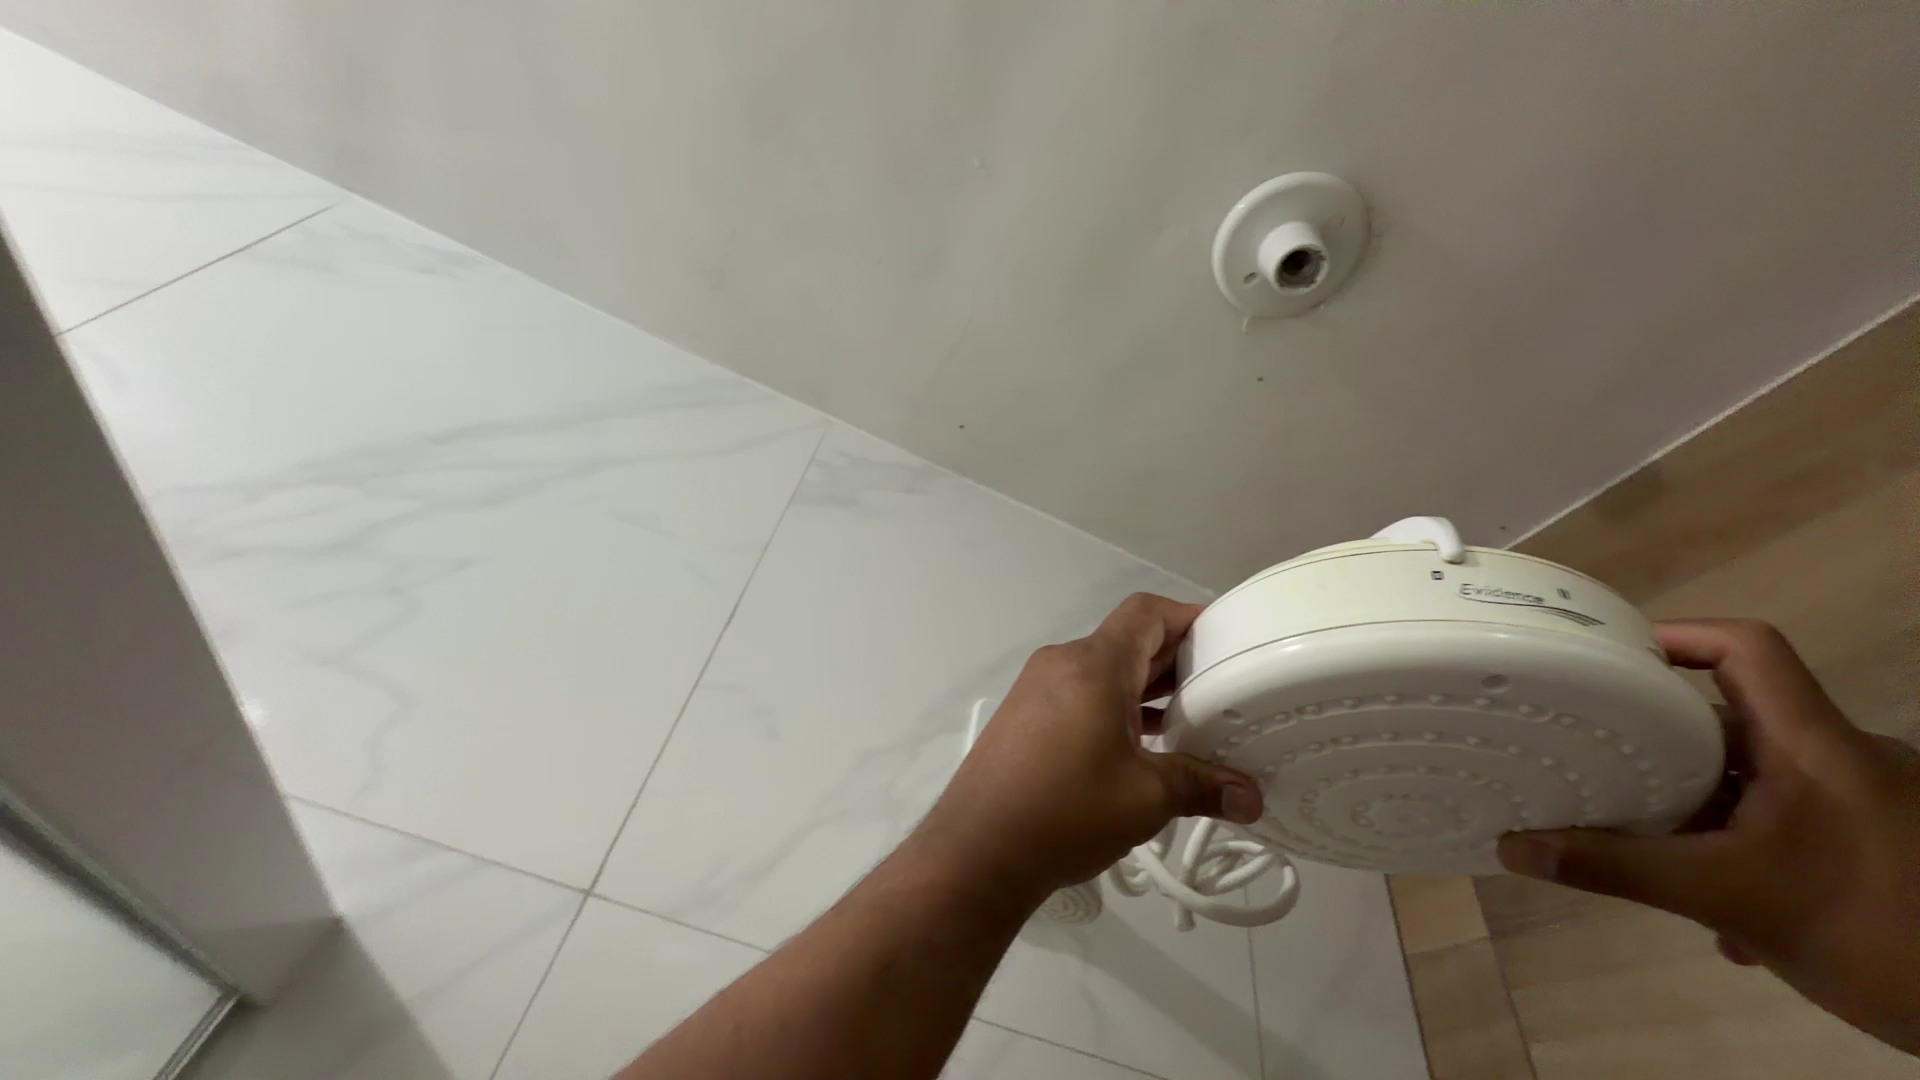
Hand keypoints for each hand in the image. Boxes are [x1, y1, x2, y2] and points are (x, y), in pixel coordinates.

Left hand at [914, 593, 1264, 905]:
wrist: (977, 848)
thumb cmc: (1065, 810)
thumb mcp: (1145, 798)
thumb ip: (1201, 786)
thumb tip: (1250, 798)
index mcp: (1093, 665)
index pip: (1146, 613)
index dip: (1188, 617)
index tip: (1223, 640)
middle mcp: (1062, 664)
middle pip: (1126, 640)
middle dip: (1173, 660)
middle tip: (1219, 688)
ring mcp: (1037, 689)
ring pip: (1102, 670)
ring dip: (1143, 688)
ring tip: (1189, 720)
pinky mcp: (1024, 716)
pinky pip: (1078, 693)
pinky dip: (1113, 706)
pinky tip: (1139, 746)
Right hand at [1497, 619, 1919, 1054]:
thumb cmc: (1875, 932)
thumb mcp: (1728, 899)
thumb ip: (1616, 867)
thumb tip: (1513, 847)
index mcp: (1814, 745)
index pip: (1745, 648)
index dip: (1674, 636)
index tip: (1607, 660)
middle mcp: (1841, 757)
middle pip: (1732, 712)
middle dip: (1659, 739)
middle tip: (1596, 757)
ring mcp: (1862, 801)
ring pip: (1754, 774)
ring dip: (1697, 804)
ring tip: (1648, 843)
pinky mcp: (1874, 842)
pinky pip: (1786, 818)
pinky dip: (1740, 843)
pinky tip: (1723, 909)